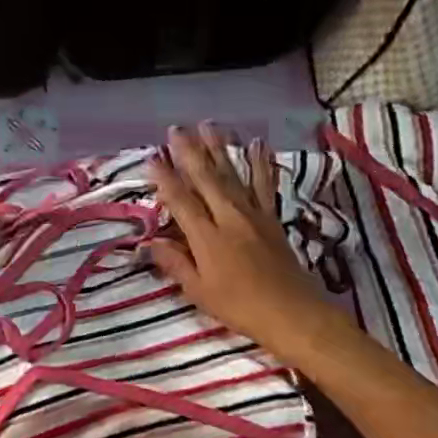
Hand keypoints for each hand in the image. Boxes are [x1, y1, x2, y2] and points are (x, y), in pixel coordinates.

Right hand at [147, 123, 346, 365]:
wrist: (291, 312)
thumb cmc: (238, 306)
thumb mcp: (198, 291)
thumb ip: (174, 262)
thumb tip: (146, 244)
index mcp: (207, 238)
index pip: (180, 201)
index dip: (164, 178)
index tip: (151, 157)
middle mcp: (229, 218)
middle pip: (206, 179)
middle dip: (189, 152)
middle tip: (176, 129)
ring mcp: (254, 215)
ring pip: (234, 174)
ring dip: (220, 148)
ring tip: (210, 125)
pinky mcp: (272, 218)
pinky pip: (264, 184)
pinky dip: (261, 163)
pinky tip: (257, 144)